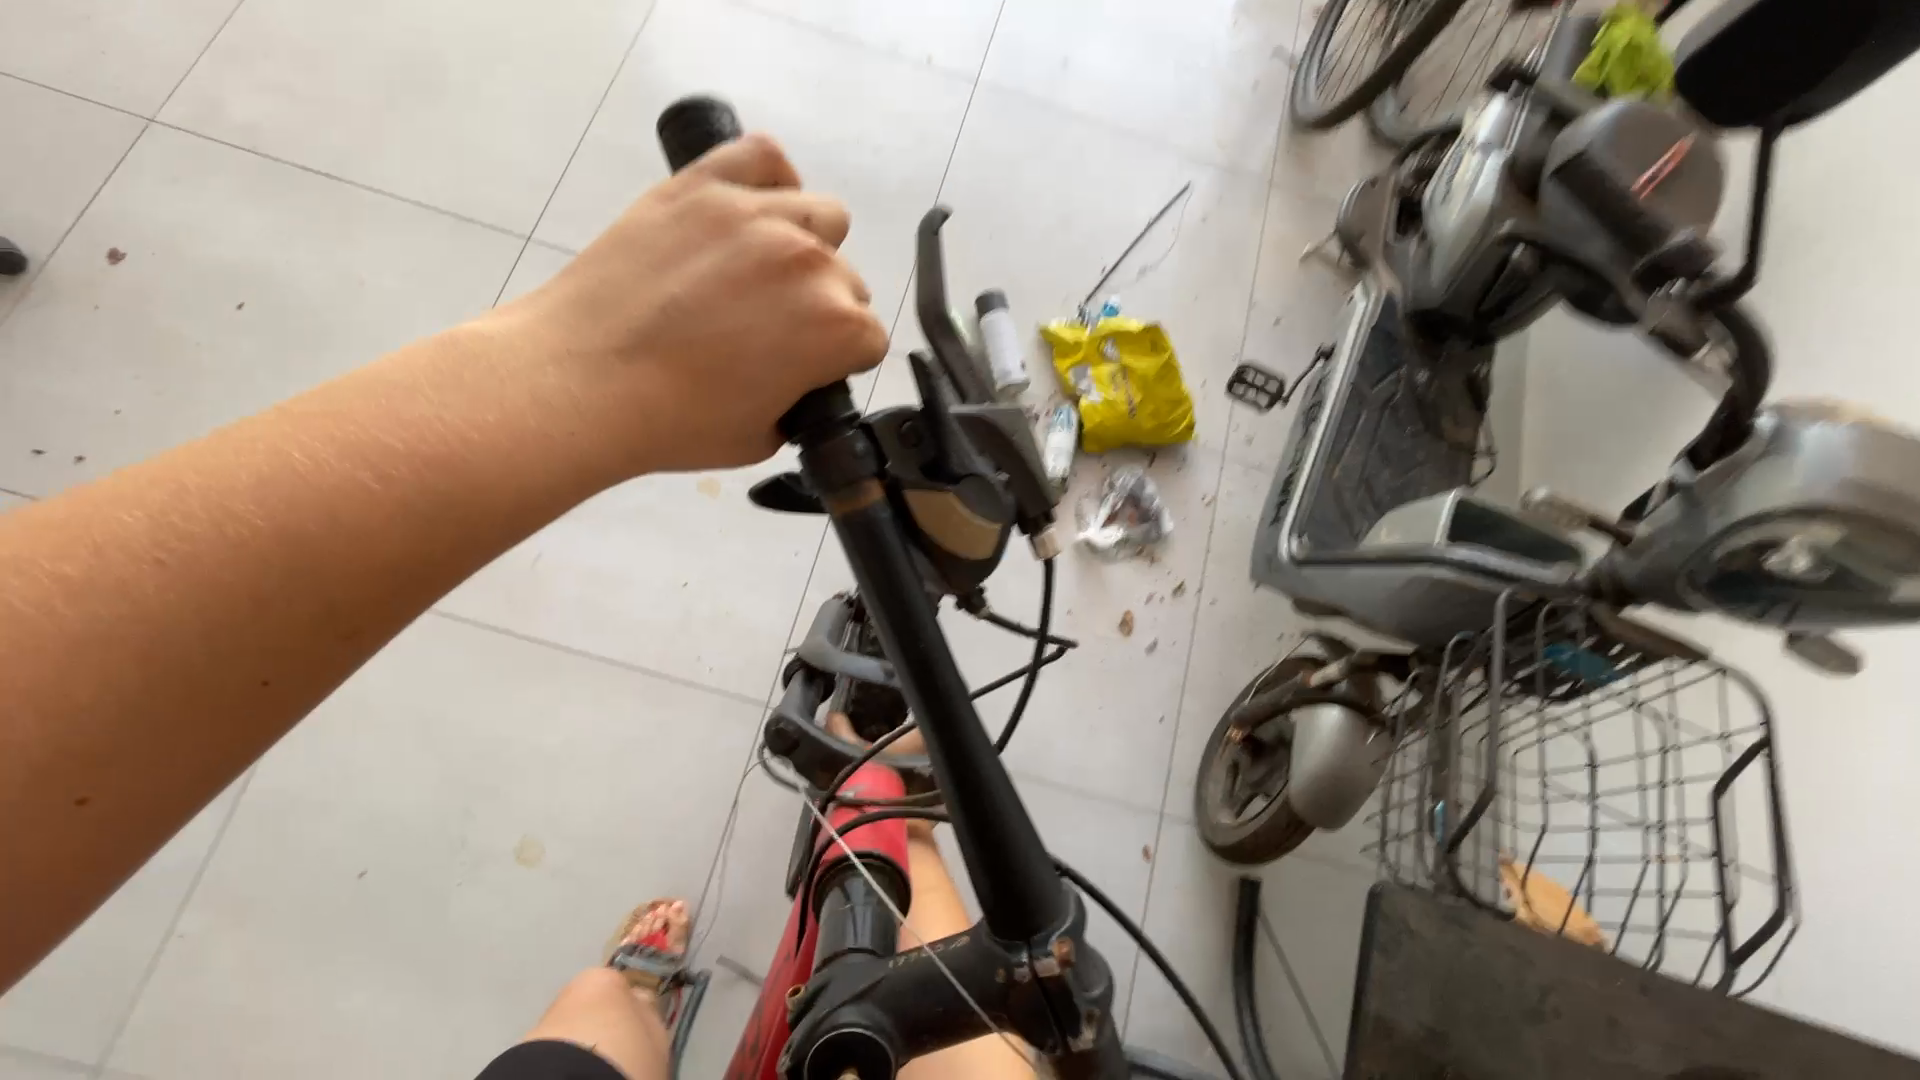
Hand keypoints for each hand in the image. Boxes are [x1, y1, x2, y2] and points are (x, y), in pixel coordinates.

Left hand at [489, 134, 887, 476]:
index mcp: (836, 328)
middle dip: (823, 311)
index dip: (841, 362)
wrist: (584, 382)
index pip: (870, 340)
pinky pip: (764, 157)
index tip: (808, 371)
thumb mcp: (764, 437)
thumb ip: (801, 398)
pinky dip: (772, 181)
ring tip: (763, 273)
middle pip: (849, 282)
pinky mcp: (703, 187)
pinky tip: (753, 213)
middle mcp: (811, 263)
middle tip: (771, 332)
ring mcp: (758, 216)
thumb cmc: (675, 423)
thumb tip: (798, 375)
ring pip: (824, 217)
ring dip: (809, 248)